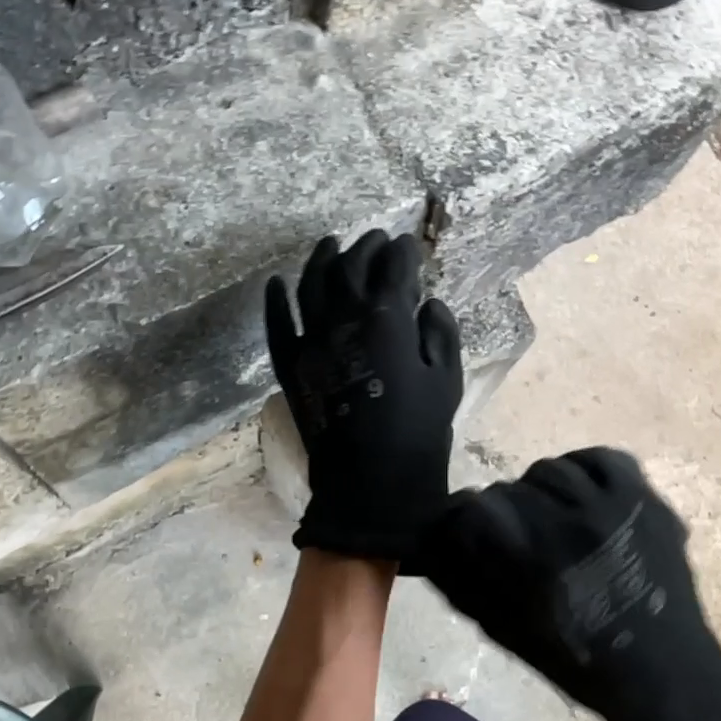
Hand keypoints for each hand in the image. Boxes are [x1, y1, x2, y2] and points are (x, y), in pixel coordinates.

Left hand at [265, 231, 462, 562]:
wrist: (371, 482)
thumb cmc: (419, 431)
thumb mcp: (446, 380)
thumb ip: (440, 333)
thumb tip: (426, 303)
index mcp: (388, 319)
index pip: (395, 268)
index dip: (403, 251)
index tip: (408, 244)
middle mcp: (344, 319)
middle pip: (350, 268)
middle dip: (364, 247)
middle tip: (374, 238)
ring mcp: (311, 341)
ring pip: (309, 285)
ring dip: (319, 259)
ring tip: (329, 243)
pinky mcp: (290, 367)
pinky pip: (277, 325)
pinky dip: (274, 302)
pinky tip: (274, 283)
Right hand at [417, 447, 720, 720]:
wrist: (662, 672)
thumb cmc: (575, 659)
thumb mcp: (502, 629)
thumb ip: (458, 579)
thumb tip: (429, 537)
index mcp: (527, 557)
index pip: (470, 507)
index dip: (462, 520)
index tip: (469, 534)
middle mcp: (565, 520)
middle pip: (509, 487)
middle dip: (504, 511)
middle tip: (518, 538)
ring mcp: (609, 504)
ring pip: (551, 469)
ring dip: (541, 492)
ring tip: (551, 519)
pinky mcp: (642, 497)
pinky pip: (601, 458)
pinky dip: (583, 471)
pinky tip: (582, 496)